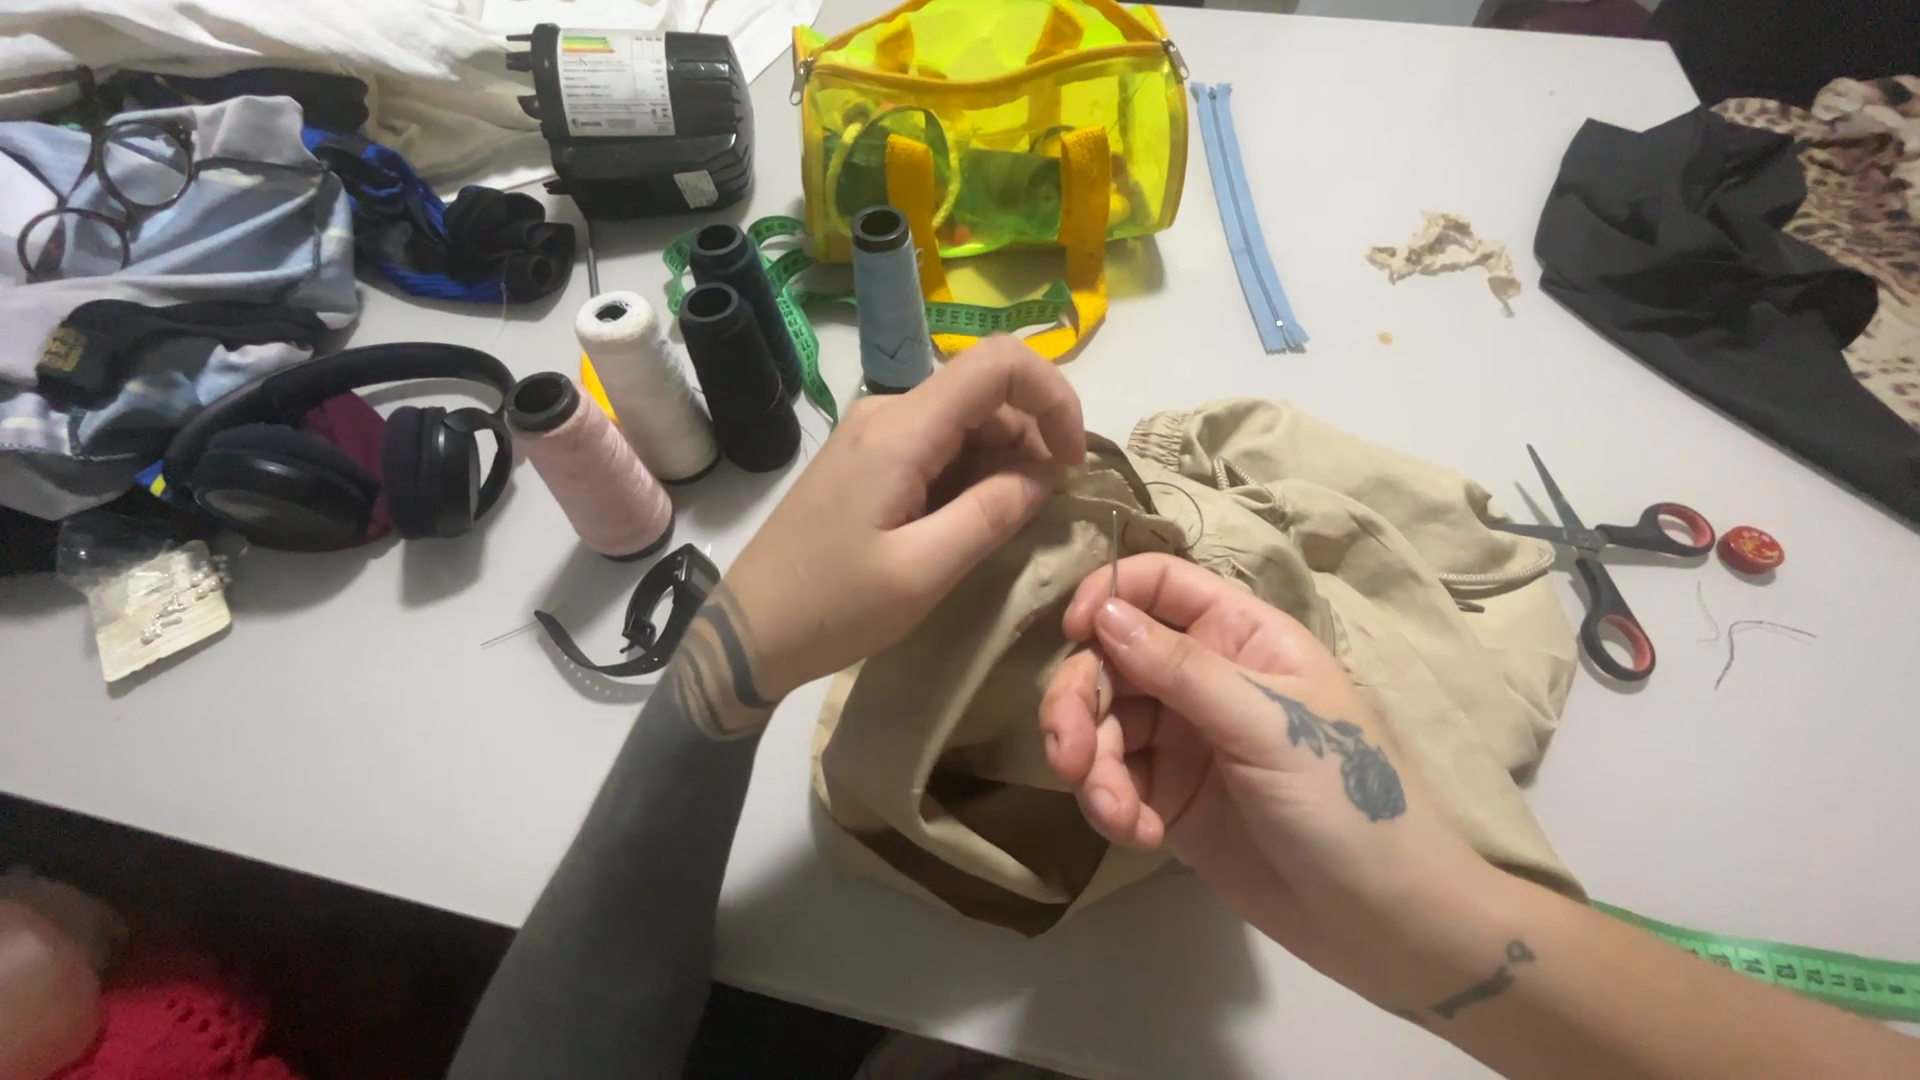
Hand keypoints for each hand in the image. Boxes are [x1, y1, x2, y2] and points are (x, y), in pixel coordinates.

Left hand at [724, 336, 1083, 703]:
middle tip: (1040, 509)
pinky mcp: (866, 460)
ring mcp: (872, 434)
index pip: (997, 364)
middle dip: (1032, 439)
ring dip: (1002, 461)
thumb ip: (992, 513)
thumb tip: (1045, 472)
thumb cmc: (834, 607)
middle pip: (984, 394)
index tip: (1072, 461)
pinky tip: (966, 521)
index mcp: (901, 430)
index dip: (1053, 398)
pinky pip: (936, 446)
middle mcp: (887, 413)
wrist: (750, 631)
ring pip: (964, 421)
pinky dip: (970, 473)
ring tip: (1003, 524)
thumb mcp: (924, 571)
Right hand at [1039, 554, 1507, 1006]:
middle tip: (1067, 754)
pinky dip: (1111, 804)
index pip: (1160, 586)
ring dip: (1091, 764)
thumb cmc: (1347, 801)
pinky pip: (1112, 779)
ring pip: (1101, 722)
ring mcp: (1180, 736)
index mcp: (1240, 636)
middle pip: (1110, 658)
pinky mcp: (1166, 793)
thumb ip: (1183, 668)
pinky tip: (1140, 835)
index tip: (1074, 633)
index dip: (1110, 594)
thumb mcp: (1269, 725)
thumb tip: (1105, 613)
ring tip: (1113, 812)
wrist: (1385, 926)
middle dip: (1078, 702)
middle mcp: (1201, 676)